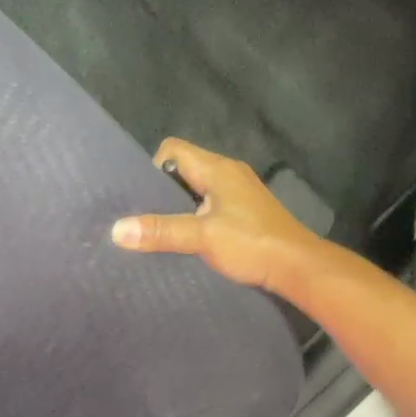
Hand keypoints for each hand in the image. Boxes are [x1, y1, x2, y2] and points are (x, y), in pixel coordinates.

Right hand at [112, 138, 325, 294]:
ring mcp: (240, 192)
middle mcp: (228, 173)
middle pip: (184, 170)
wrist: (299, 267)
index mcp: (217, 168)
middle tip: (144, 217)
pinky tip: (190, 241)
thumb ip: (160, 231)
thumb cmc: (251, 243)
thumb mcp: (201, 237)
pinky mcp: (247, 212)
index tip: (142, 197)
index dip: (152, 167)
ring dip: (180, 208)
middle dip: (162, 191)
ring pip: (198, 190)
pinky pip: (211, 206)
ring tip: (161, 231)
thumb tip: (116, 229)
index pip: (173, 149)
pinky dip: (197, 218)